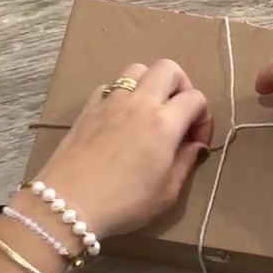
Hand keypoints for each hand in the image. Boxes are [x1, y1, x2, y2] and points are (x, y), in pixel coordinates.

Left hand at [34, 59, 212, 236]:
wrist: (69, 203)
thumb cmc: (123, 203)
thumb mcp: (166, 193)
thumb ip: (185, 163)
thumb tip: (195, 146)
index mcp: (164, 123)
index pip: (196, 99)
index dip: (203, 118)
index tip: (196, 142)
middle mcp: (140, 102)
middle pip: (169, 69)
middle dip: (182, 86)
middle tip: (179, 113)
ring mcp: (112, 101)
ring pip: (138, 69)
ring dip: (151, 83)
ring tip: (150, 109)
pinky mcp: (89, 107)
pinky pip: (111, 85)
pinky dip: (123, 93)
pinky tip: (121, 117)